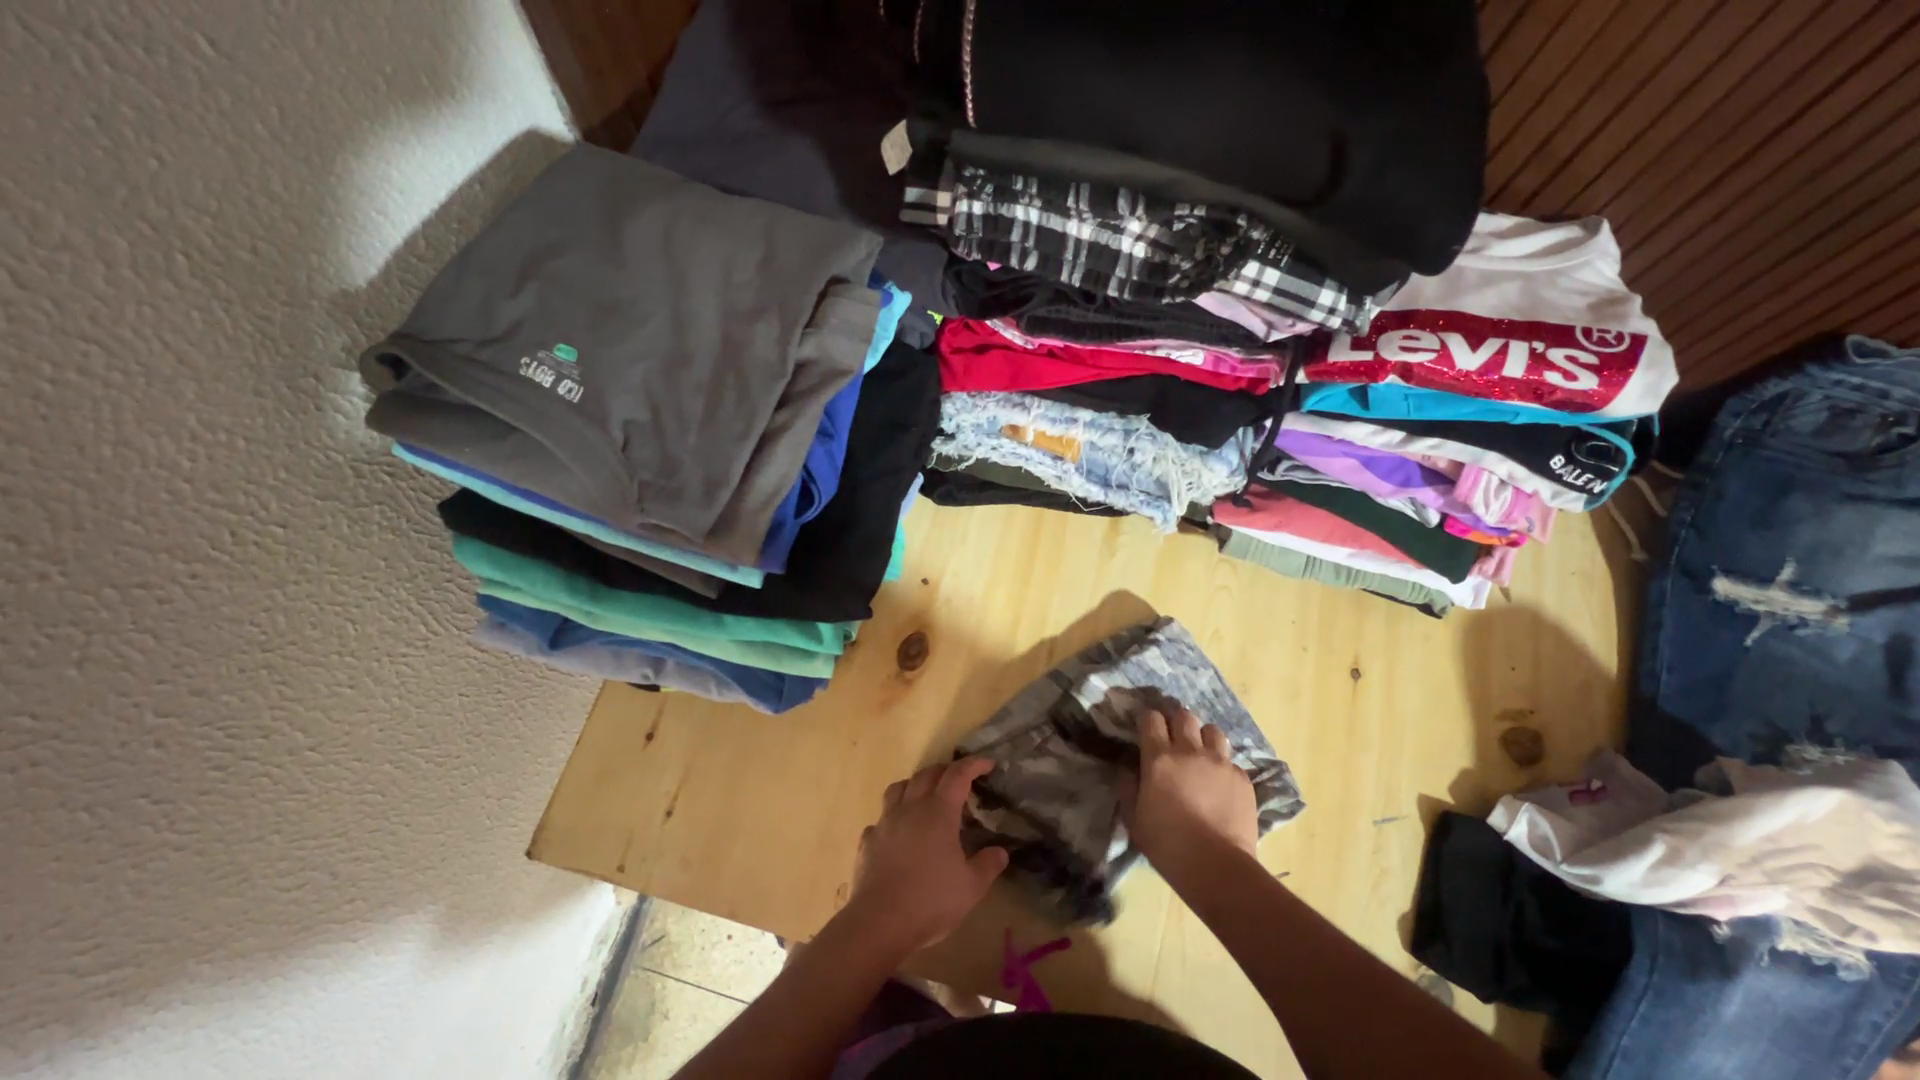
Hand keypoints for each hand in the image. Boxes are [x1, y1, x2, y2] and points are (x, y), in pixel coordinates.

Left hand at [840, 757, 1009, 954]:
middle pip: (926, 775)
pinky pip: (881, 819)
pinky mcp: (868, 842)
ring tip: (925, 797)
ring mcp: (885, 823)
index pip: (957, 776)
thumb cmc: (931, 901)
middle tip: (959, 780)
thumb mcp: (971, 887)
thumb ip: (987, 865)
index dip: (973, 765)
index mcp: (938, 813)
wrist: (879, 922)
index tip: (987, 763)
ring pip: (898, 788)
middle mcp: (910, 809)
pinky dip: (893, 818)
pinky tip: (899, 835)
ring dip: (915, 785)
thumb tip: (1000, 851)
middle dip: (945, 770)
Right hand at [1123, 709, 1258, 876]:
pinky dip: (1222, 767)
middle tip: (1173, 740)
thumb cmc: (1167, 844)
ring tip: (1201, 755)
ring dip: (1203, 738)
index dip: (1147, 720)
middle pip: (1184, 716)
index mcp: (1160, 758)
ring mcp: (1220, 762)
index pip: (1152, 718)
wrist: (1216, 865)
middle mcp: (1190, 751)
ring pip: (1213, 731)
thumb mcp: (1134, 819)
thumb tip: (1127, 768)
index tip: (1146, 729)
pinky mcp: (1242, 778)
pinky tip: (1220, 786)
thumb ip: (1128, 787)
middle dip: (1176, 722)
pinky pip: (1230, 761)